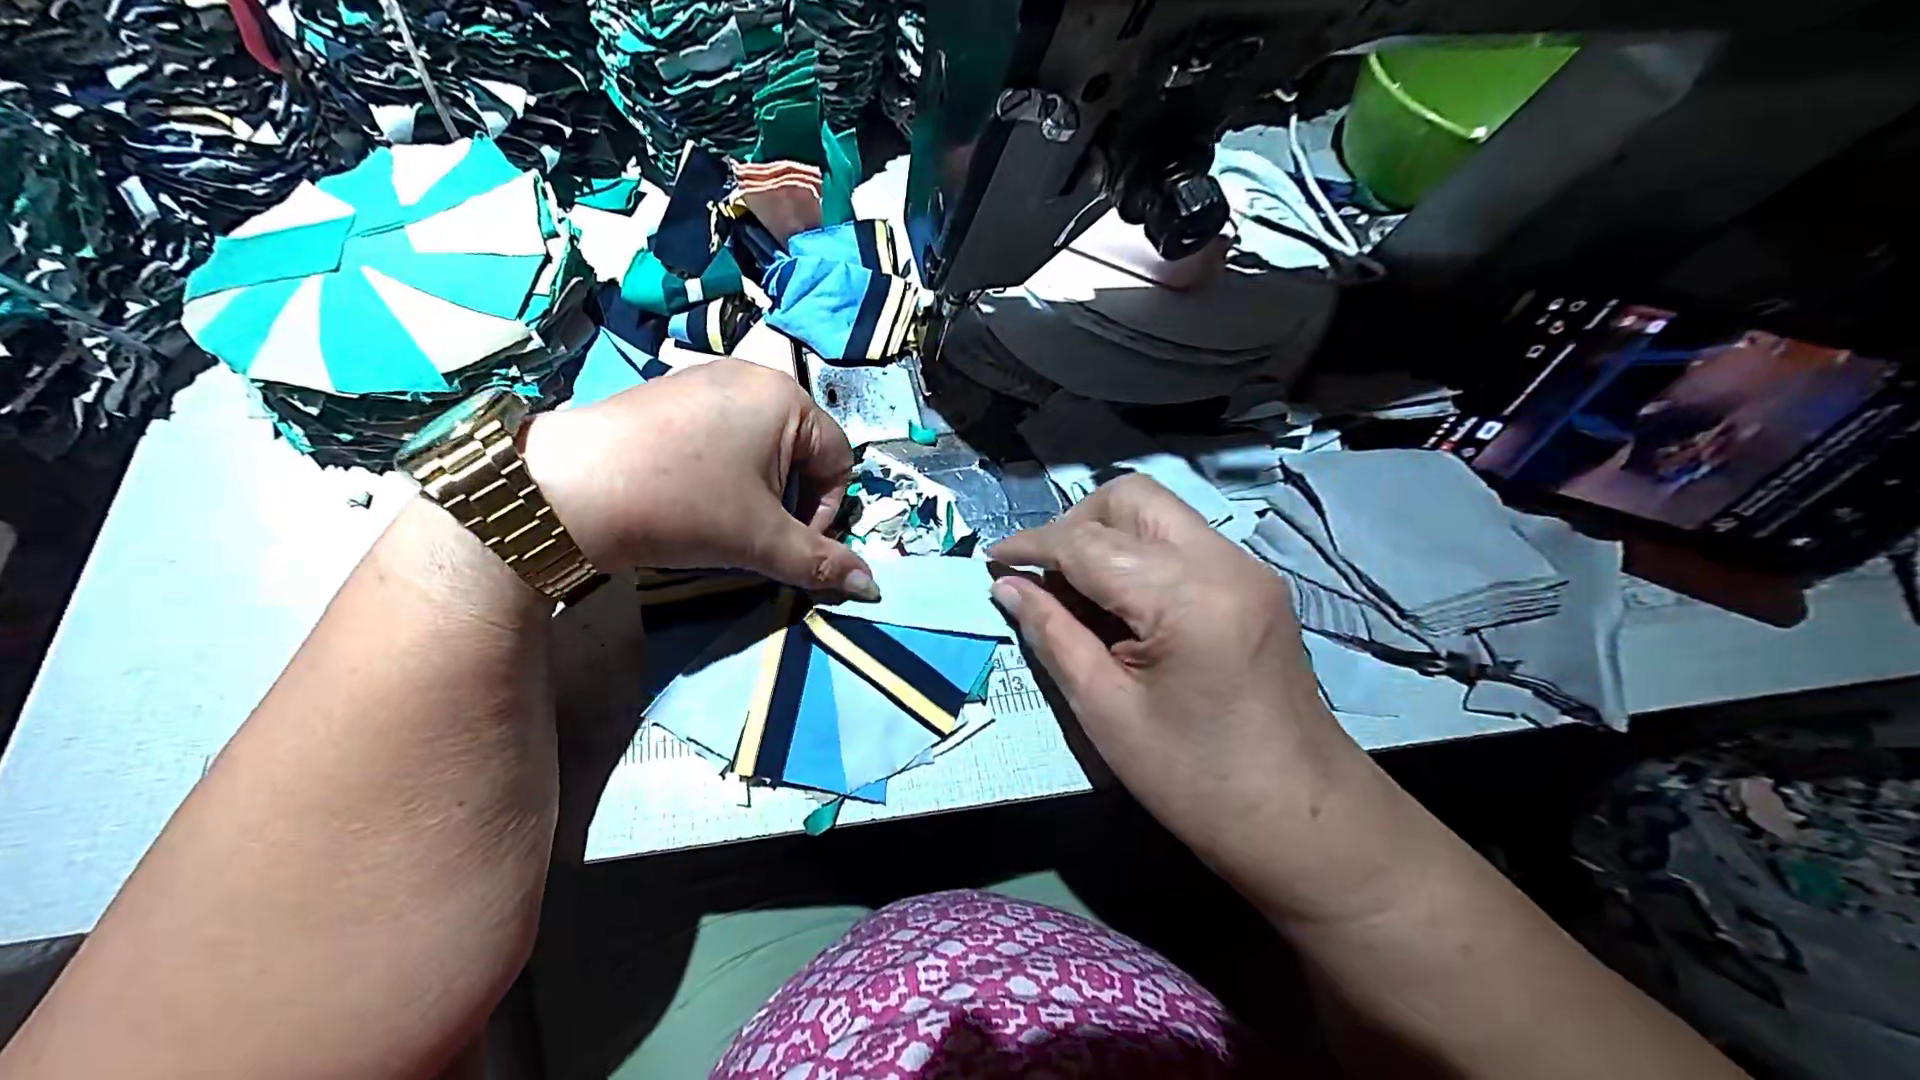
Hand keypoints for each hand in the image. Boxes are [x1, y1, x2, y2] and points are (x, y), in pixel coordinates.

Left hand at [522, 359, 876, 597]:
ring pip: (764, 443)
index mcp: (786, 398)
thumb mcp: (761, 539)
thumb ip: (822, 563)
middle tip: (754, 530)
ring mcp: (707, 378)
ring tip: (721, 513)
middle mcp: (752, 375)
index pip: (839, 460)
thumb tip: (874, 589)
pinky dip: (725, 467)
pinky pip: (725, 432)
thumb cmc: (683, 505)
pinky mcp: (672, 393)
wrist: (565, 489)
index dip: (824, 509)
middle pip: (802, 450)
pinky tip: (690, 491)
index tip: (788, 539)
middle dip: (788, 498)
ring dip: (758, 486)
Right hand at [988, 475, 1414, 922]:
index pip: (1090, 542)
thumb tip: (1008, 586)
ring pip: (1159, 512)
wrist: (1301, 820)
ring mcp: (1247, 569)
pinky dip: (1138, 552)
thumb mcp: (1106, 711)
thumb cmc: (1195, 780)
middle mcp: (1224, 562)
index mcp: (1187, 597)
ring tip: (1074, 587)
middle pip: (1132, 498)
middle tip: (1043, 575)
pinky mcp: (1254, 584)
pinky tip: (1118, 600)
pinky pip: (1181, 540)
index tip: (993, 560)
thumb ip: (1053, 634)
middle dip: (1074, 523)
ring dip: (1106, 534)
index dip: (1032, 545)